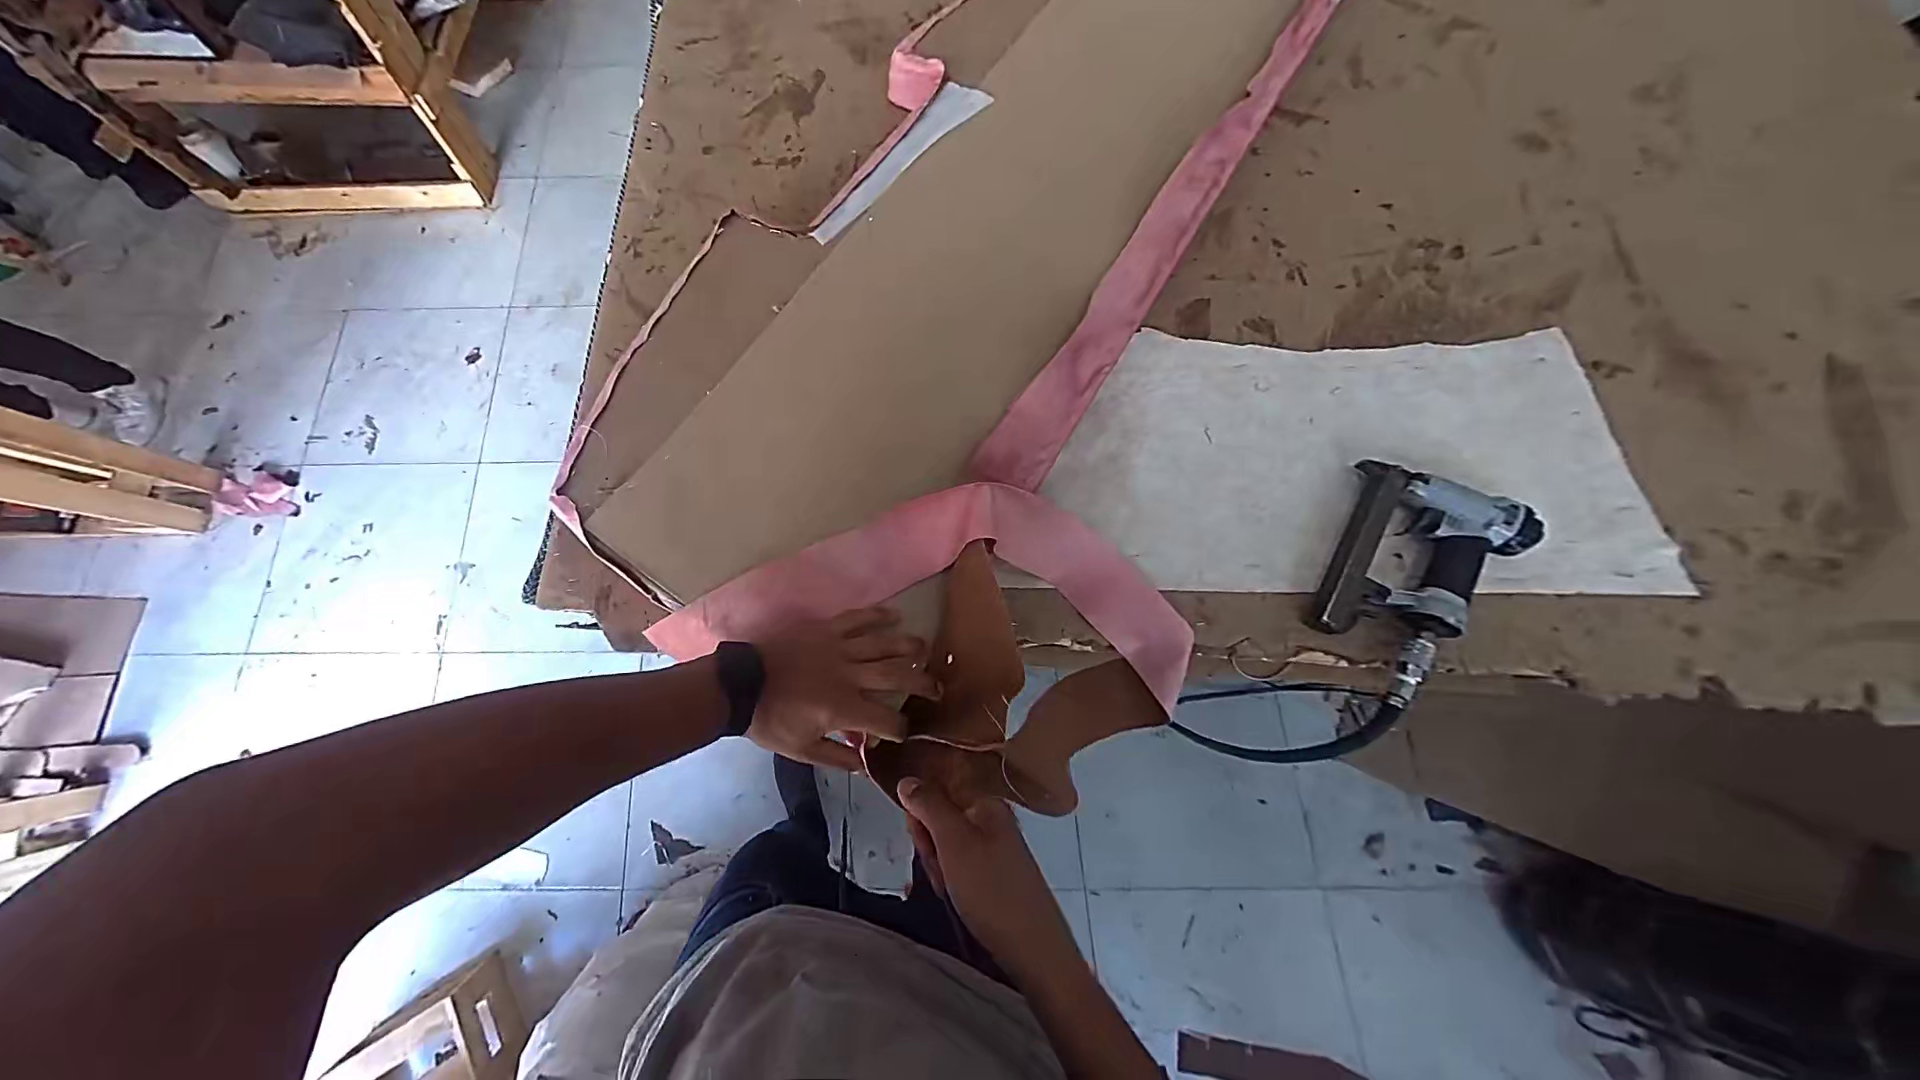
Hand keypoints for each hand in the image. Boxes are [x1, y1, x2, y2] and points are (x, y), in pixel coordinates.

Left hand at [748, 607, 934, 770]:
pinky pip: (858, 619)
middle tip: (937, 688)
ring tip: (926, 650)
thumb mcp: (801, 750)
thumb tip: (866, 767)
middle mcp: (849, 675)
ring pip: (884, 644)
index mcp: (843, 708)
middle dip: (922, 683)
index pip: (885, 721)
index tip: (904, 732)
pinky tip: (896, 616)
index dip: (900, 729)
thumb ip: (836, 757)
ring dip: (909, 646)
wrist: (740, 685)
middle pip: (897, 676)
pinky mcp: (827, 629)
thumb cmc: (771, 720)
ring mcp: (839, 648)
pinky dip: (879, 616)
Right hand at [898, 777, 1080, 971]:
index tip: (920, 835)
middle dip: (930, 845)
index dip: (922, 812)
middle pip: (940, 818)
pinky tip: (956, 898)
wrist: (1032, 948)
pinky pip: (959, 866)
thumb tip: (906, 778)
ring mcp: (994, 847)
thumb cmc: (992, 889)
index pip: (939, 788)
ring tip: (950, 888)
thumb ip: (929, 805)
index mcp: (987, 801)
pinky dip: (951, 882)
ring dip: (939, 867)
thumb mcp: (953, 841)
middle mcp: (991, 818)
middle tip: (940, 868)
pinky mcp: (993, 873)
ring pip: (946, 846)